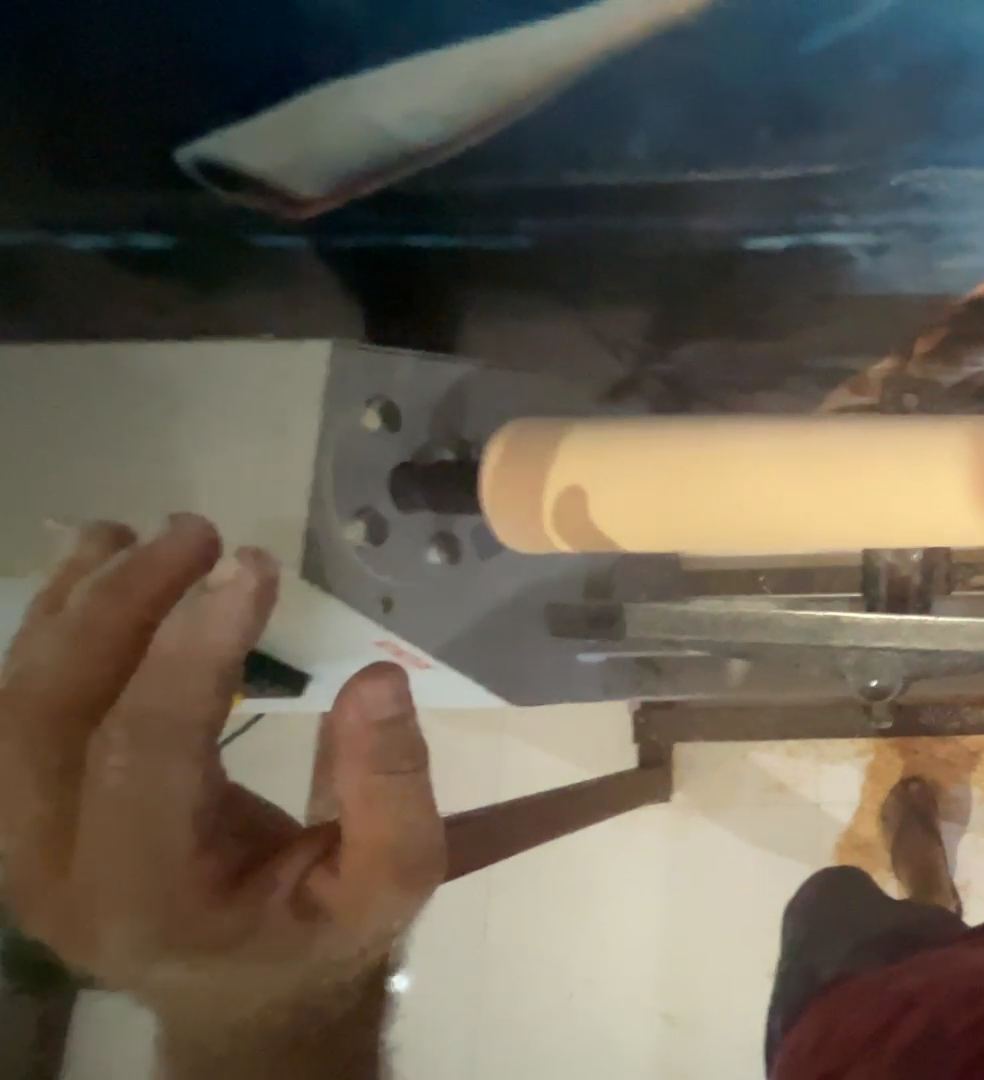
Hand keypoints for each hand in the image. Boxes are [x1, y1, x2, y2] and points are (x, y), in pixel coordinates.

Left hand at [0, 516, 442, 1043]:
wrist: (253, 992)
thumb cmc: (334, 930)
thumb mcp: (400, 872)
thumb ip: (391, 784)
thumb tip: (381, 675)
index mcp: (149, 892)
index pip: (146, 749)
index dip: (193, 651)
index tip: (252, 567)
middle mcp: (51, 868)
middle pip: (49, 717)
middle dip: (121, 609)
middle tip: (195, 532)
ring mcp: (22, 844)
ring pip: (12, 709)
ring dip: (72, 611)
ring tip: (130, 534)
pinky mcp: (31, 818)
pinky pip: (20, 717)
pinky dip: (56, 639)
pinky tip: (97, 584)